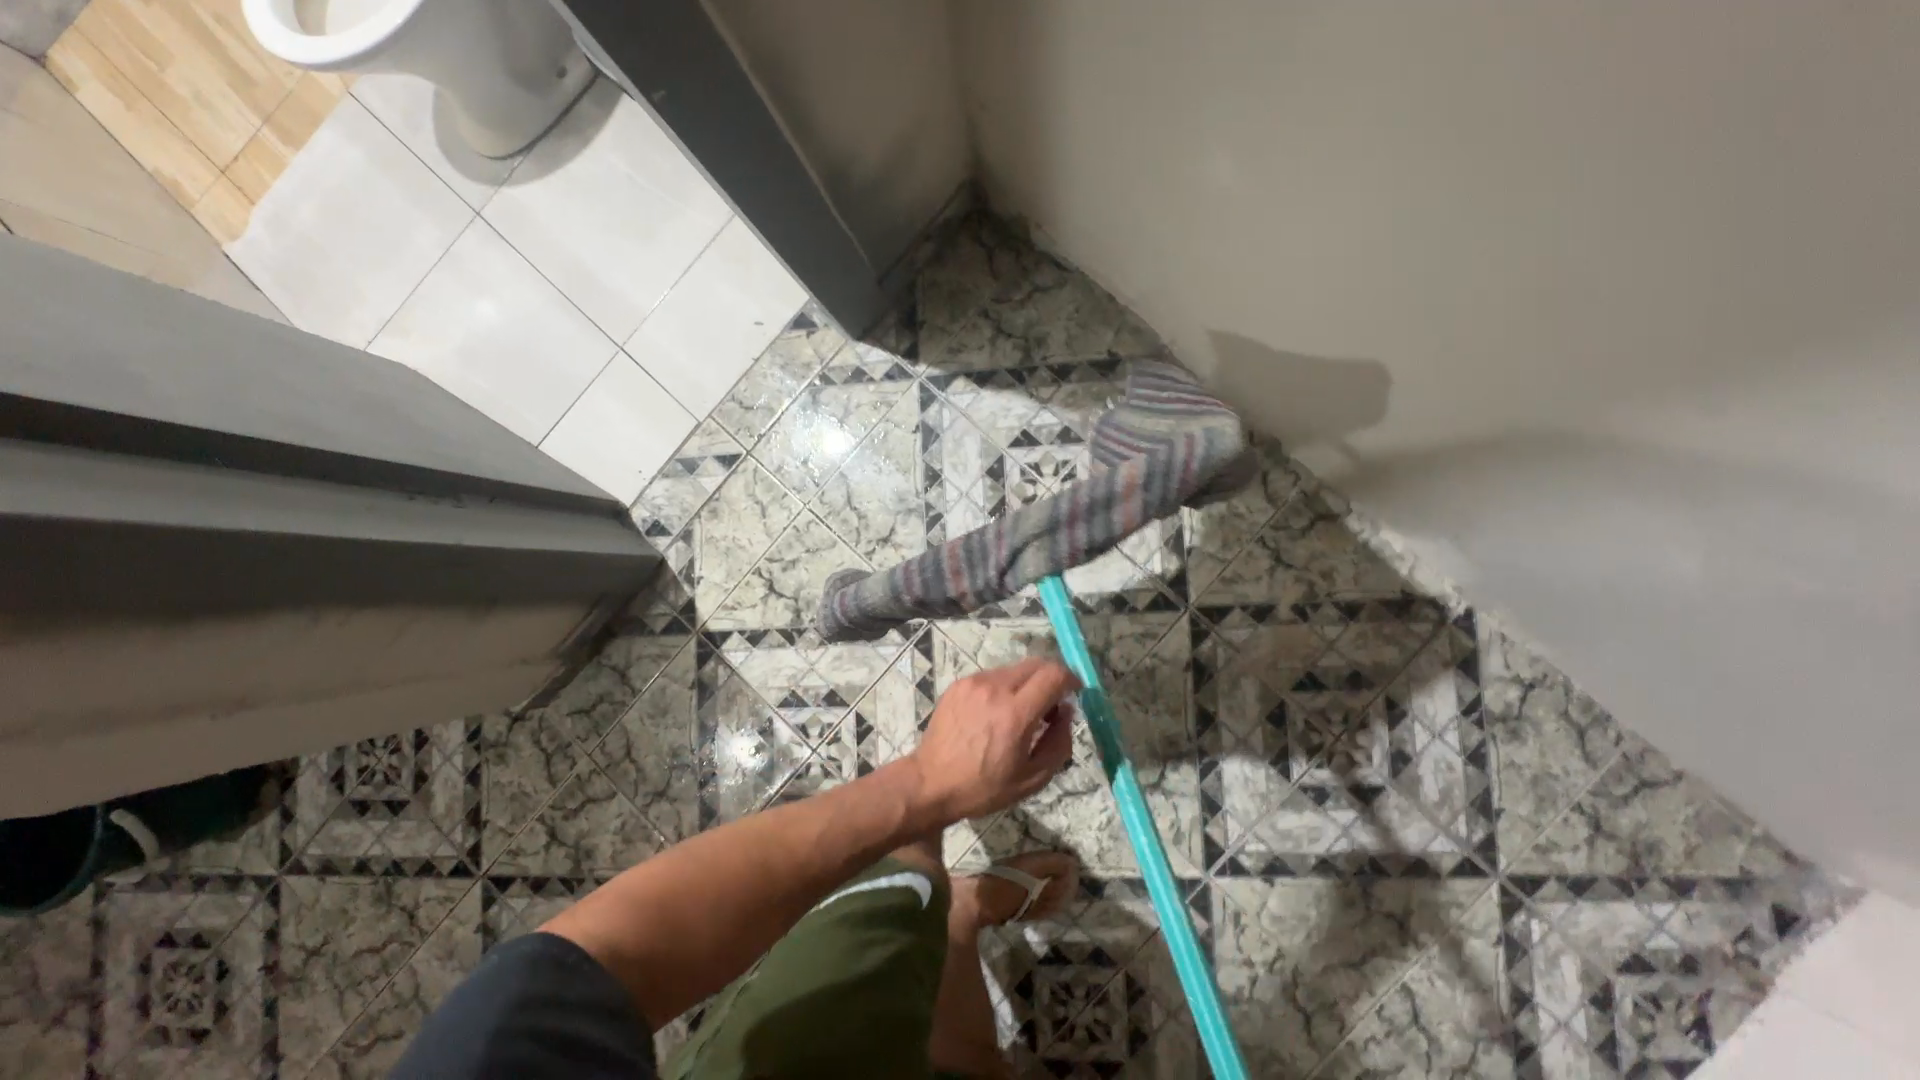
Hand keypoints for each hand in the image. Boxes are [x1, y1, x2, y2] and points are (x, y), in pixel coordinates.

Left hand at [911, 657, 1079, 822]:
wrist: (931, 783)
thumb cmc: (984, 787)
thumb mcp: (1033, 778)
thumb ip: (1059, 742)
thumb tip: (1066, 712)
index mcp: (1015, 714)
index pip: (1054, 675)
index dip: (1071, 679)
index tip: (1074, 693)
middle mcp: (994, 689)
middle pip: (1037, 664)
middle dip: (1052, 679)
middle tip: (1051, 707)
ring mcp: (973, 683)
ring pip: (1014, 669)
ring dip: (1027, 684)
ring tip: (1021, 714)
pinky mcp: (959, 684)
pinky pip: (993, 677)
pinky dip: (1004, 688)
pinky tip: (996, 714)